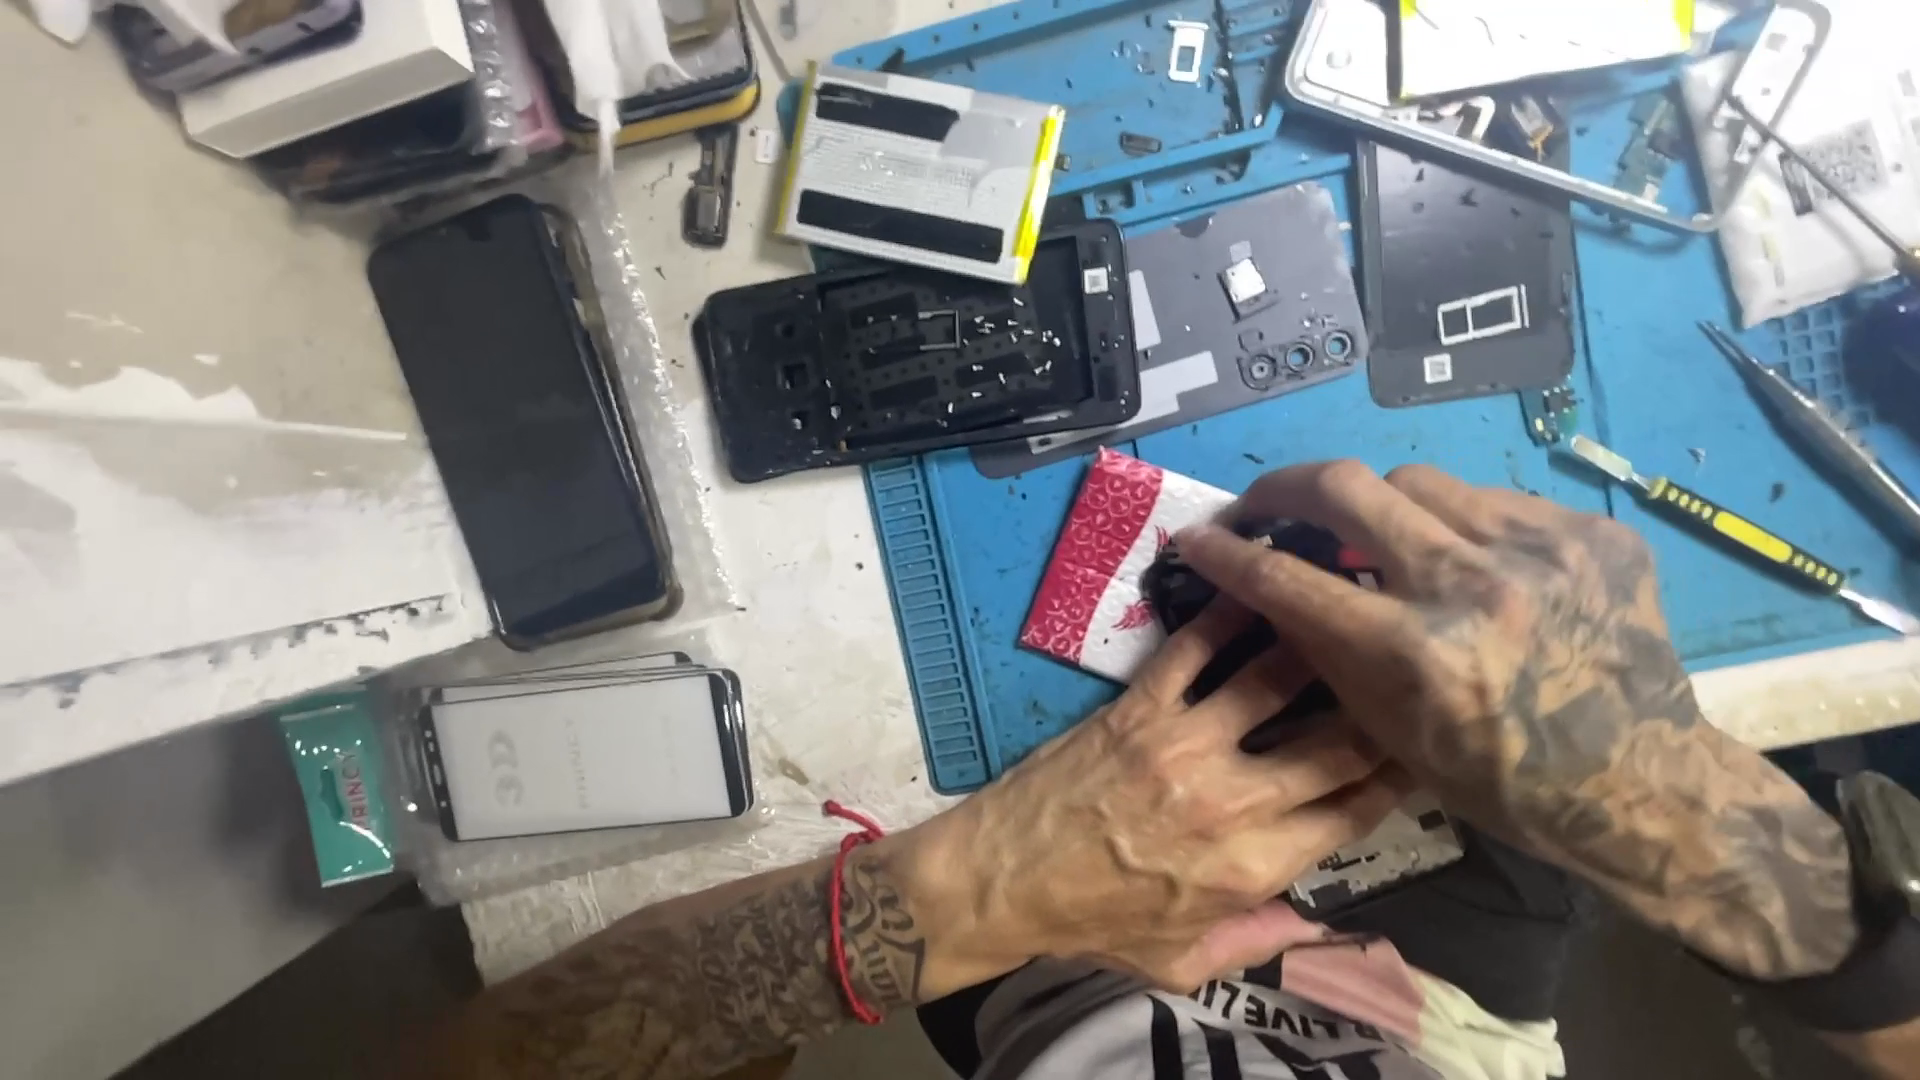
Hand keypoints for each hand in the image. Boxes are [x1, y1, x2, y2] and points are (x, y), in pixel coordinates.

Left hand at [931, 599, 1409, 990]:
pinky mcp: (1136, 708)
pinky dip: (1226, 615)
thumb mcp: (1181, 963)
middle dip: (1377, 702)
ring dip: (1314, 641)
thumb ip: (1255, 940)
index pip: (1354, 811)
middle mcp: (1232, 799)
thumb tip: (1316, 919)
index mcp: (1253, 868)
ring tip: (1345, 606)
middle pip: (1333, 741)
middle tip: (1399, 665)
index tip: (1417, 743)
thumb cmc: (1091, 923)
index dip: (1398, 775)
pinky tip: (1255, 585)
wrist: (1003, 879)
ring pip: (1272, 679)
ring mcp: (1183, 743)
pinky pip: (1191, 650)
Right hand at [1172, 462, 1859, 980]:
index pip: (1289, 578)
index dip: (1227, 553)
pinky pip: (1485, 497)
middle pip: (1347, 486)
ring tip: (1370, 534)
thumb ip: (1319, 643)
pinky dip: (1447, 520)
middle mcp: (1475, 587)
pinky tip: (1455, 555)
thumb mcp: (1379, 724)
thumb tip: (1266, 580)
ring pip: (1414, 478)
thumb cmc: (1489, 773)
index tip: (1196, 537)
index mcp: (1415, 653)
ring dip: (1372, 503)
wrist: (1638, 785)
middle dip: (1284, 485)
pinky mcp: (1590, 535)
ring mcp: (1542, 551)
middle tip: (1263, 501)